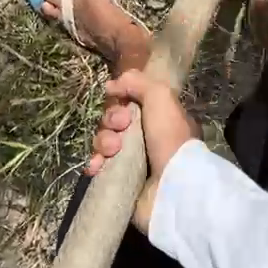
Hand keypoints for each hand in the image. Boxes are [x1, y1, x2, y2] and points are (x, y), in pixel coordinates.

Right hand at [84, 69, 196, 231]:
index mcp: (155, 117)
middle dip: (111, 122)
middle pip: (112, 121)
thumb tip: (111, 86)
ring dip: (103, 142)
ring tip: (114, 150)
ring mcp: (131, 160)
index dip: (120, 102)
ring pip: (103, 142)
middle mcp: (144, 137)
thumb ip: (137, 82)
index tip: (123, 105)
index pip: (126, 103)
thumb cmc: (169, 136)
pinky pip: (99, 167)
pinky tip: (97, 166)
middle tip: (122, 128)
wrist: (171, 185)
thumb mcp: (160, 96)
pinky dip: (95, 164)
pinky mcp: (120, 181)